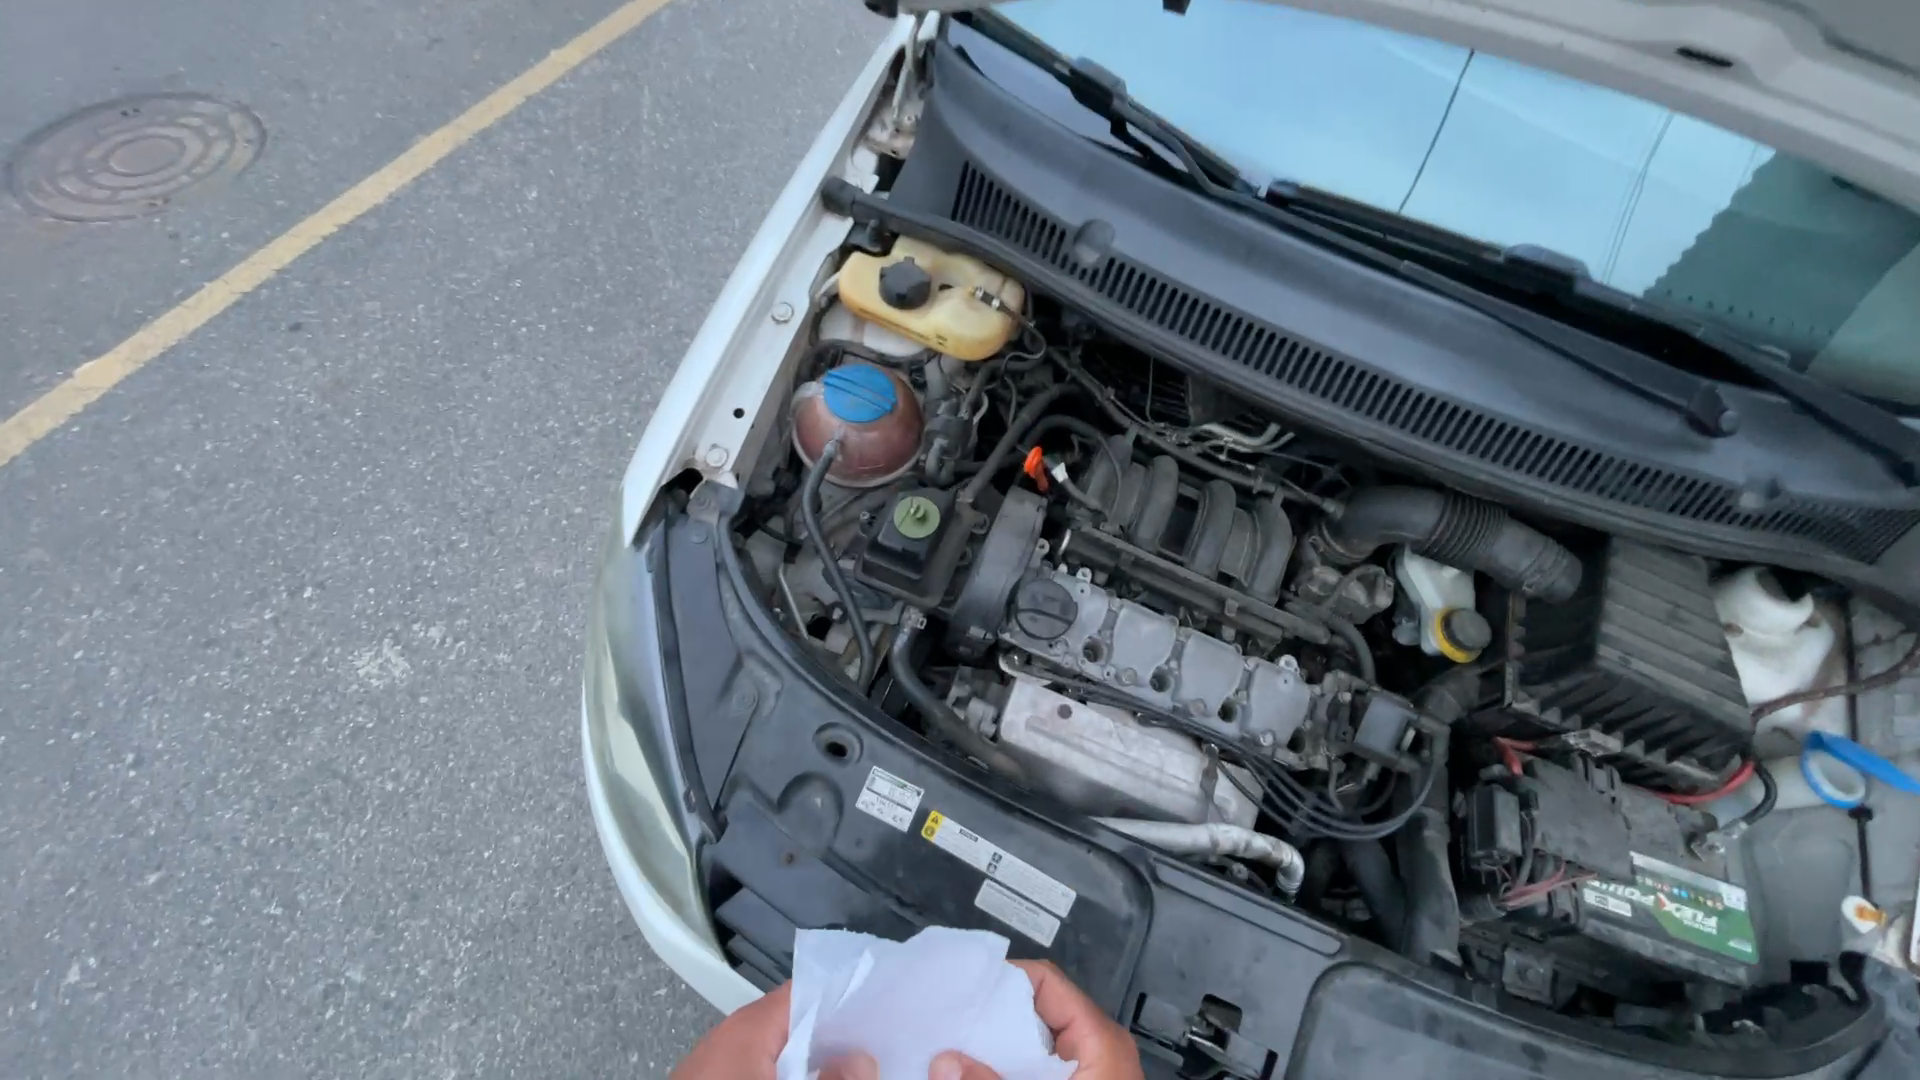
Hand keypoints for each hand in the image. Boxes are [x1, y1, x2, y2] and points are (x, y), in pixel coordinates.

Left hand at [670, 983, 878, 1079]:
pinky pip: (757, 1072)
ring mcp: (715, 1067)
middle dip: (835, 1041)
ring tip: (850, 1074)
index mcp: (751, 1027)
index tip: (884, 1009)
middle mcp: (731, 1037)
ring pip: (778, 1055)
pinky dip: (784, 1077)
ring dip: (811, 1067)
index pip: (810, 989)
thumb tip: (864, 1061)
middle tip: (874, 1056)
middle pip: (798, 1023)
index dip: (849, 997)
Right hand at [929, 960, 1144, 1079]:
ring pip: (1033, 1045)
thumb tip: (942, 1061)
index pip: (1043, 982)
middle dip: (989, 1020)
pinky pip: (1039, 1070)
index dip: (1000, 981)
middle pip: (1035, 1011)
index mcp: (1099, 1039)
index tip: (958, 993)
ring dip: (994, 1051)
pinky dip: (1008, 1072)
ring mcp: (1090, 1073)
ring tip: (950, 1053)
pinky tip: (978, 1079)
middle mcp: (1097, 1047)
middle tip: (944, 1025)